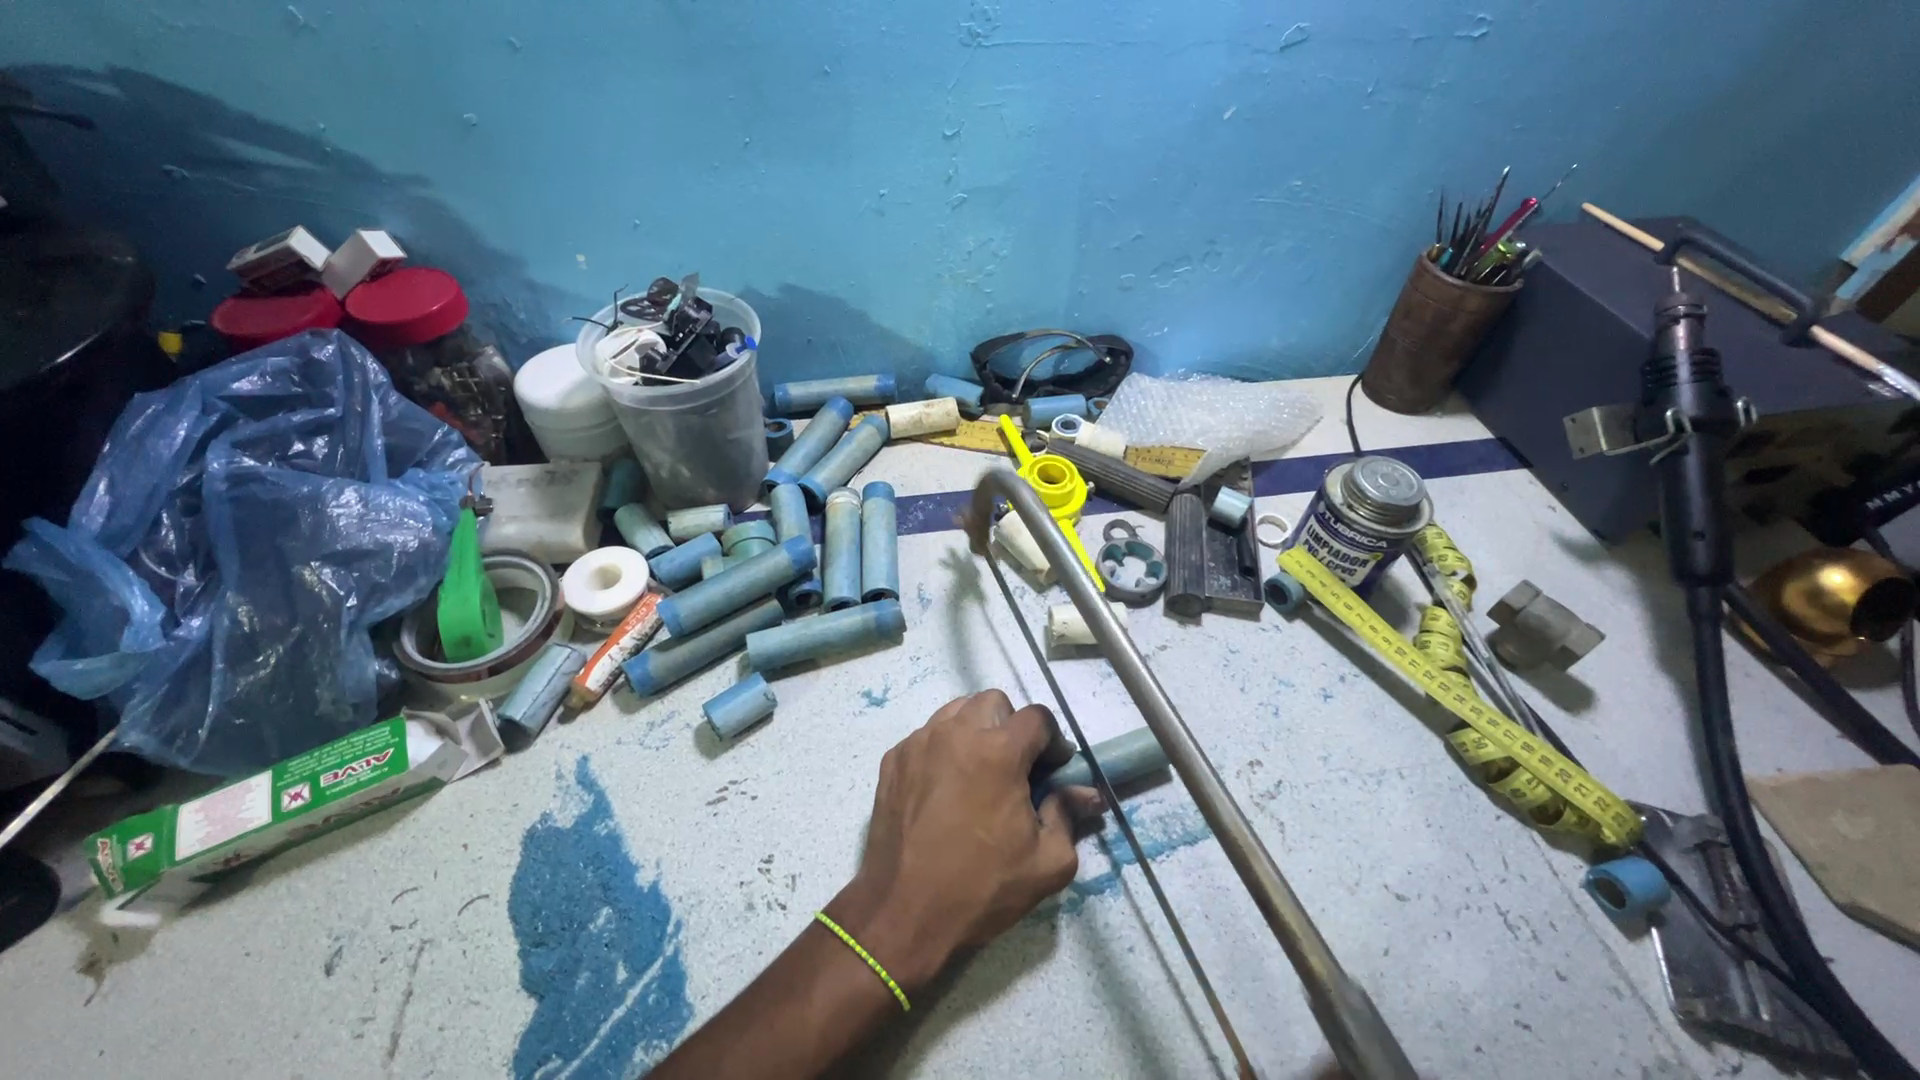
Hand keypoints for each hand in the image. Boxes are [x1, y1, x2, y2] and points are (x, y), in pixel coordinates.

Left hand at [824, 690, 1103, 990]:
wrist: (903, 912)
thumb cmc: (981, 888)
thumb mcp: (1047, 863)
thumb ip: (1069, 815)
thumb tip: (1084, 793)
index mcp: (998, 751)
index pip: (1037, 717)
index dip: (1052, 740)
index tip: (1053, 769)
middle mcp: (956, 733)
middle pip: (993, 703)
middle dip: (1011, 726)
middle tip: (1015, 767)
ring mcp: (919, 743)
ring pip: (955, 712)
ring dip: (975, 731)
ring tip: (979, 772)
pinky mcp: (893, 760)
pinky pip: (926, 735)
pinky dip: (942, 748)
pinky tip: (945, 787)